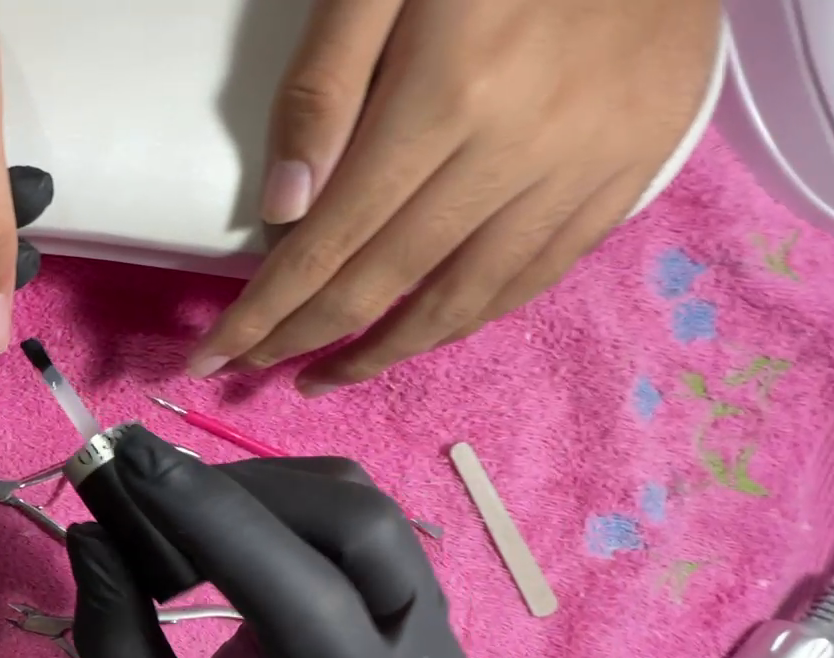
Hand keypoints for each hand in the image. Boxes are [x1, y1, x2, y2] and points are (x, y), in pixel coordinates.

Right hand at [66, 429, 478, 657]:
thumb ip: (115, 630)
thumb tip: (91, 531)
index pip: (303, 599)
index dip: (214, 517)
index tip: (132, 458)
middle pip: (356, 528)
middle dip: (240, 490)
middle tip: (145, 483)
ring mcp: (443, 634)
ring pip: (361, 506)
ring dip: (258, 486)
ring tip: (177, 504)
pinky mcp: (424, 603)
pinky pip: (355, 516)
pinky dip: (277, 498)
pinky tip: (222, 517)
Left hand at [191, 0, 719, 394]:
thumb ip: (322, 89)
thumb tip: (282, 208)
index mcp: (444, 99)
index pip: (322, 248)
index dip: (260, 316)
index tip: (210, 359)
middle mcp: (519, 148)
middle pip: (379, 285)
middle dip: (299, 341)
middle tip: (250, 371)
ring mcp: (590, 161)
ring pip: (461, 302)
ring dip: (379, 356)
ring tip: (320, 378)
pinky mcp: (638, 162)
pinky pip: (537, 275)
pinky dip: (464, 320)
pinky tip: (415, 337)